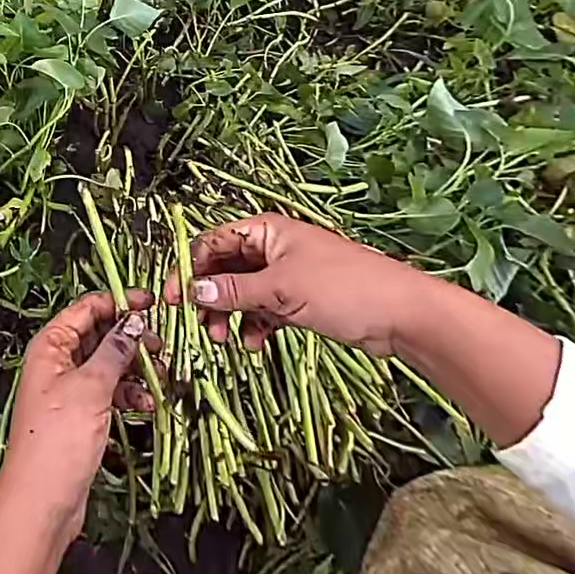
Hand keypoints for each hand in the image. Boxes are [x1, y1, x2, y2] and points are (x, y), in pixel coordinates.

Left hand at [0, 290, 158, 573]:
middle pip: (98, 334)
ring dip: (133, 368)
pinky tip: (145, 404)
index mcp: (51, 344)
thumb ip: (114, 350)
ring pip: (106, 363)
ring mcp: (68, 388)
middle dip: (129, 338)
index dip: (118, 302)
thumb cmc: (58, 440)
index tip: (149, 303)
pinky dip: (127, 393)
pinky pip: (107, 391)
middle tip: (158, 345)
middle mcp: (57, 360)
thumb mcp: (91, 387)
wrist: (41, 505)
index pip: (87, 308)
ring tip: (160, 376)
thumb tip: (133, 322)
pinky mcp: (79, 413)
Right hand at [162, 212, 424, 356]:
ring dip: (229, 314)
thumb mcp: (281, 289)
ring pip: (241, 291)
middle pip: (224, 268)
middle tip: (198, 323)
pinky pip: (263, 309)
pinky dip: (254, 324)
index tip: (172, 297)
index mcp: (265, 231)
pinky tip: (254, 342)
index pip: (212, 243)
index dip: (190, 268)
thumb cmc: (343, 287)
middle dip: (209, 295)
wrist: (402, 314)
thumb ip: (234, 291)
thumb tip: (193, 290)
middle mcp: (271, 248)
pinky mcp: (298, 298)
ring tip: (224, 339)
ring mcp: (285, 274)